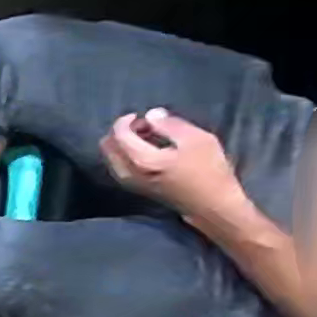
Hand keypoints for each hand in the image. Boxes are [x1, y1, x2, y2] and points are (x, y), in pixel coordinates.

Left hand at [98, 107, 243, 217]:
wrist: (208, 202)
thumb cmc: (207, 169)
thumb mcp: (197, 140)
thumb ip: (170, 125)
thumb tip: (151, 114)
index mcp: (139, 159)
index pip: (118, 135)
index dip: (125, 121)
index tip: (140, 115)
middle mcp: (124, 171)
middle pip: (107, 144)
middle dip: (122, 131)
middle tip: (147, 126)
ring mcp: (124, 180)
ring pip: (110, 154)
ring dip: (123, 142)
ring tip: (150, 136)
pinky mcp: (129, 185)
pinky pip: (116, 163)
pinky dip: (125, 152)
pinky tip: (148, 149)